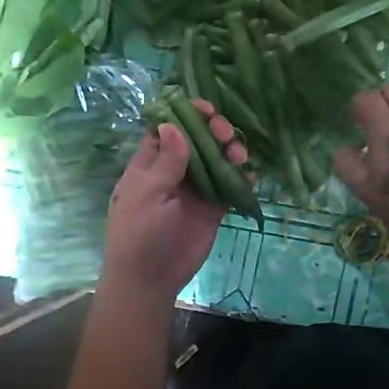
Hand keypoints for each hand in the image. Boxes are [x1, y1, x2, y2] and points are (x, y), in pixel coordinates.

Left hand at [102, 100, 247, 299]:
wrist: (151, 277)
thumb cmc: (139, 233)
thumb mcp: (147, 194)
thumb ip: (165, 162)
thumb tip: (173, 126)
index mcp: (150, 164)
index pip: (168, 129)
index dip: (186, 116)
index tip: (206, 110)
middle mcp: (175, 172)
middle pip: (198, 141)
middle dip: (215, 132)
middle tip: (226, 136)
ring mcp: (196, 190)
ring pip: (217, 161)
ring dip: (230, 153)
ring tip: (240, 157)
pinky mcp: (213, 208)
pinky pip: (230, 187)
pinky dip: (241, 179)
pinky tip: (249, 176)